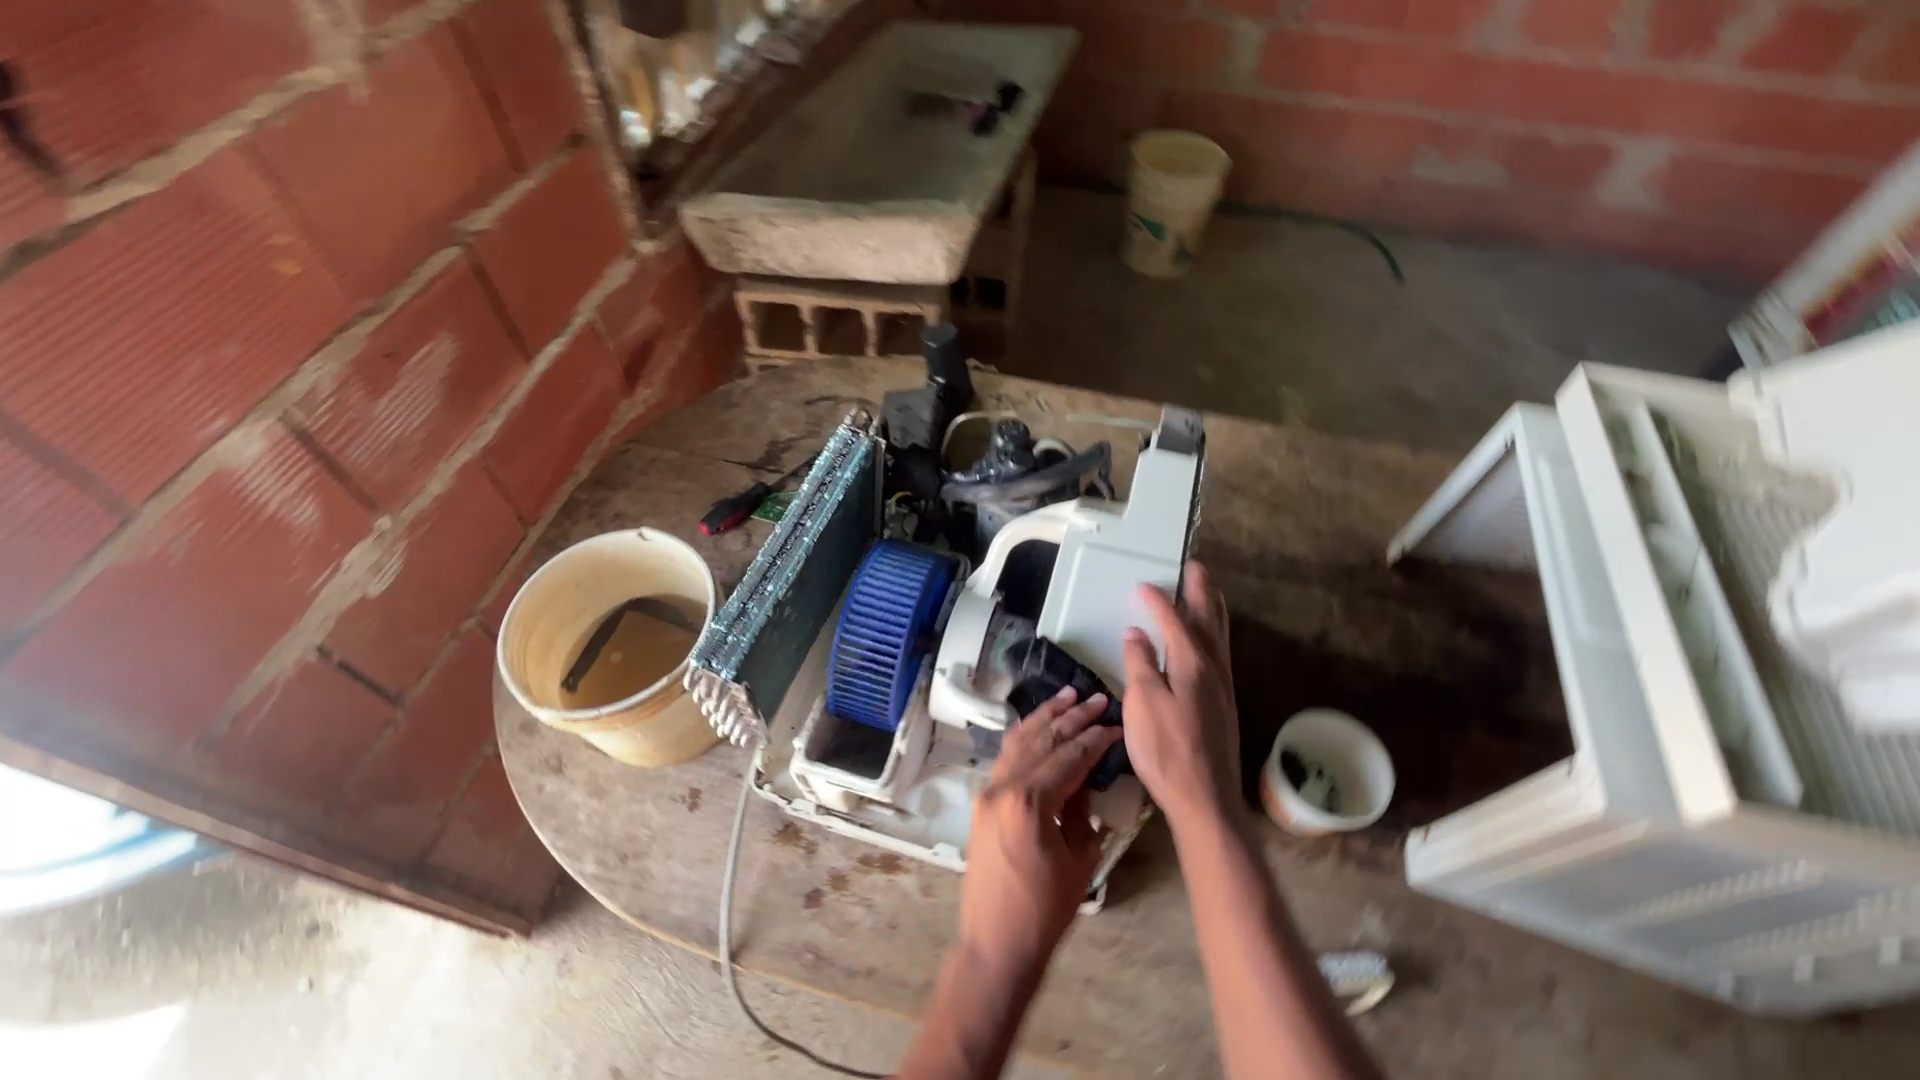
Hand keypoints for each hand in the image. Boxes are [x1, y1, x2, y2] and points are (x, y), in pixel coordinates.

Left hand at [960, 687, 1122, 973]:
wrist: (996, 941)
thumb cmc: (1045, 910)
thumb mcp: (1079, 859)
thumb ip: (1082, 810)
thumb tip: (1086, 777)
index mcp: (1028, 802)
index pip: (1069, 756)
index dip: (1095, 738)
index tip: (1116, 722)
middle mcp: (1002, 788)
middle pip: (1042, 741)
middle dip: (1072, 717)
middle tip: (1098, 698)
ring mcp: (987, 793)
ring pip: (1019, 742)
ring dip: (1045, 718)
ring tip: (1068, 696)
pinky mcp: (982, 802)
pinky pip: (1006, 758)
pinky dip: (1024, 737)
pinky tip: (1038, 725)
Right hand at [1121, 561, 1242, 827]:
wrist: (1205, 798)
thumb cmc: (1167, 751)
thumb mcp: (1142, 705)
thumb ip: (1140, 664)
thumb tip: (1137, 633)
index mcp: (1191, 663)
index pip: (1173, 620)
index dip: (1157, 600)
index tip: (1142, 584)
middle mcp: (1213, 668)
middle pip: (1210, 619)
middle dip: (1201, 591)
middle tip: (1194, 568)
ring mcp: (1223, 687)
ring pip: (1221, 636)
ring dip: (1212, 609)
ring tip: (1206, 593)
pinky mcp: (1224, 704)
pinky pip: (1221, 653)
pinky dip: (1214, 634)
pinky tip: (1207, 643)